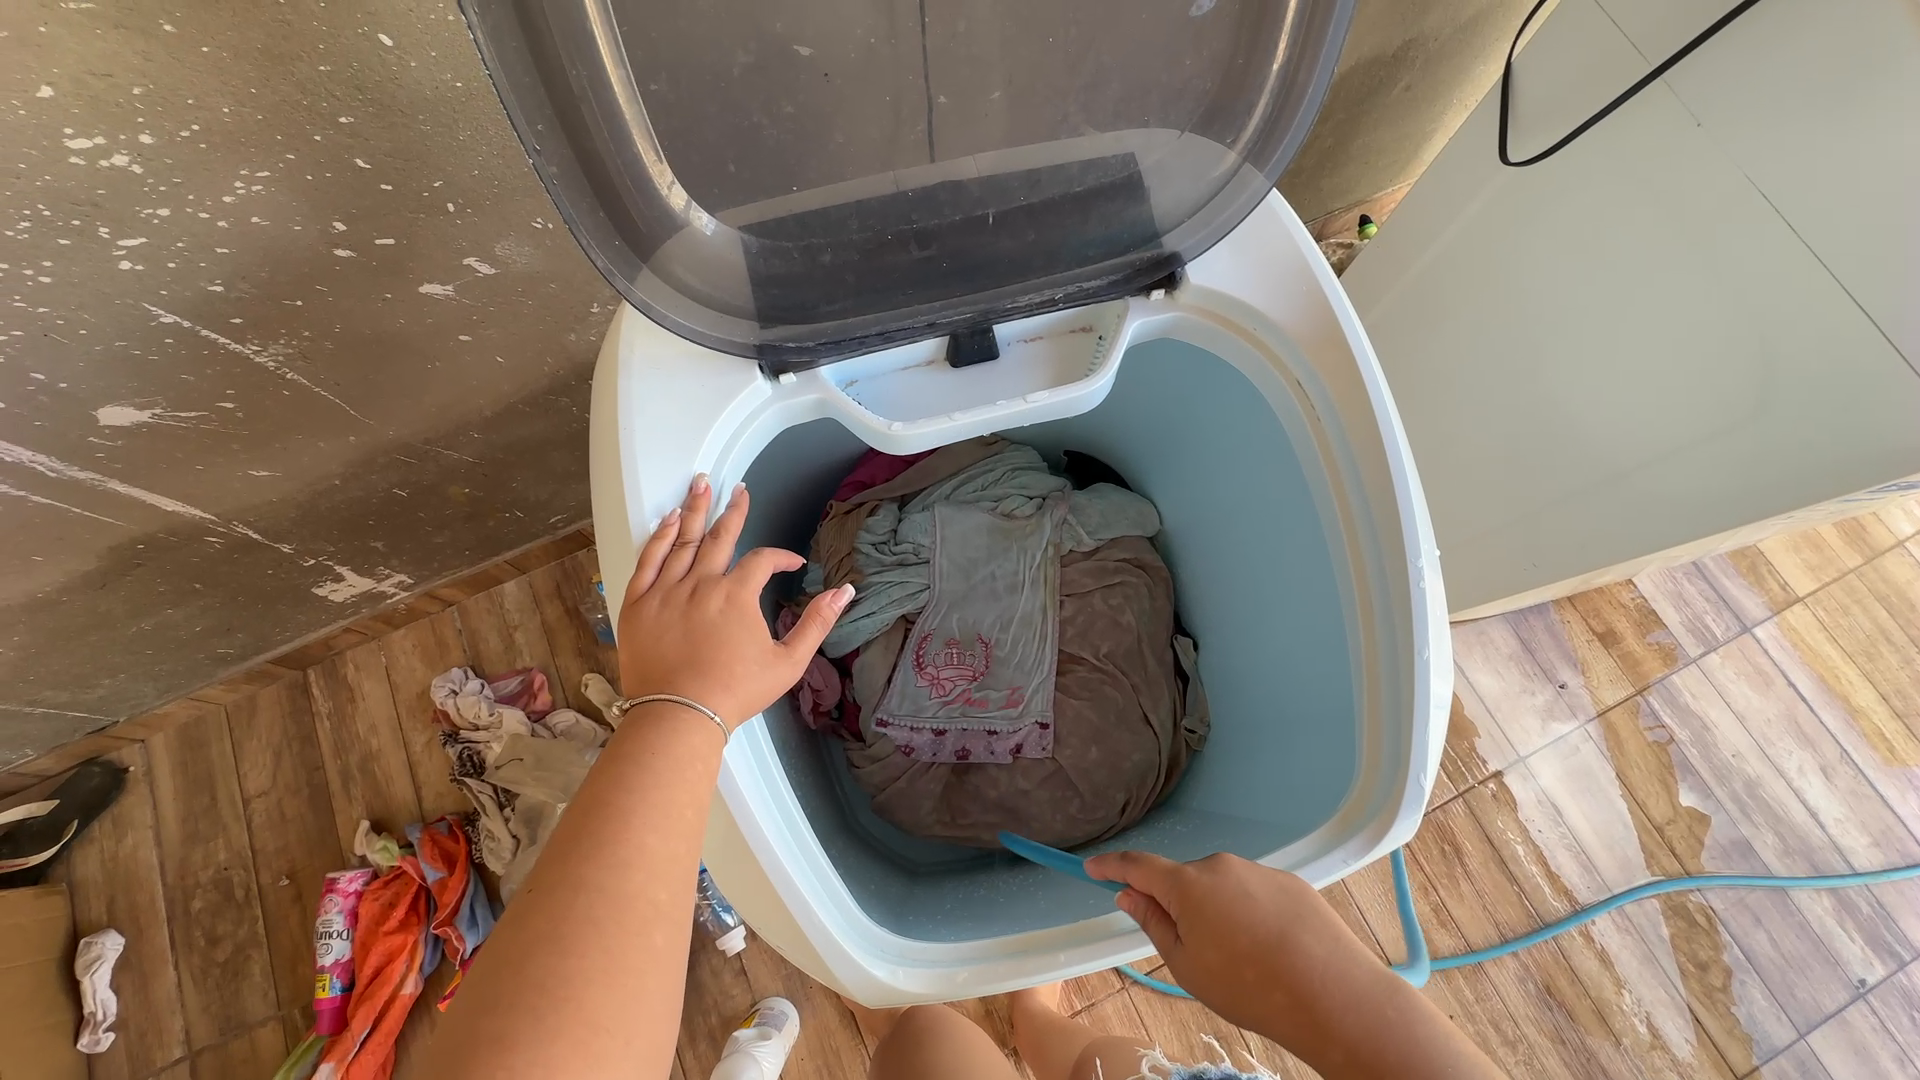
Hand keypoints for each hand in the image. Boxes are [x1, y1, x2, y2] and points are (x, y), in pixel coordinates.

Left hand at [616, 474, 852, 729]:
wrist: (679, 716)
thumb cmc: (735, 692)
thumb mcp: (789, 661)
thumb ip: (817, 622)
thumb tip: (844, 592)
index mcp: (737, 594)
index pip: (763, 560)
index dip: (781, 557)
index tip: (791, 564)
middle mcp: (701, 583)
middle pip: (720, 536)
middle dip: (733, 511)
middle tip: (740, 489)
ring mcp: (666, 591)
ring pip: (682, 540)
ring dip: (694, 510)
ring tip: (701, 484)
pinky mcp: (638, 604)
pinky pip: (648, 560)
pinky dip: (659, 537)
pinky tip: (668, 521)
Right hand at [1085, 851, 1392, 1040]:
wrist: (1333, 995)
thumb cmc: (1248, 987)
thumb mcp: (1186, 966)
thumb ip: (1153, 923)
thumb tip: (1128, 894)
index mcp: (1186, 884)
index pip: (1137, 865)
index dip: (1111, 866)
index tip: (1091, 866)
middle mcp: (1219, 865)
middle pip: (1184, 879)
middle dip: (1178, 903)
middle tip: (1193, 948)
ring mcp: (1258, 870)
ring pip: (1221, 886)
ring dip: (1218, 909)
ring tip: (1242, 957)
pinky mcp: (1290, 882)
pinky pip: (1254, 891)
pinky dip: (1250, 912)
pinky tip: (1270, 948)